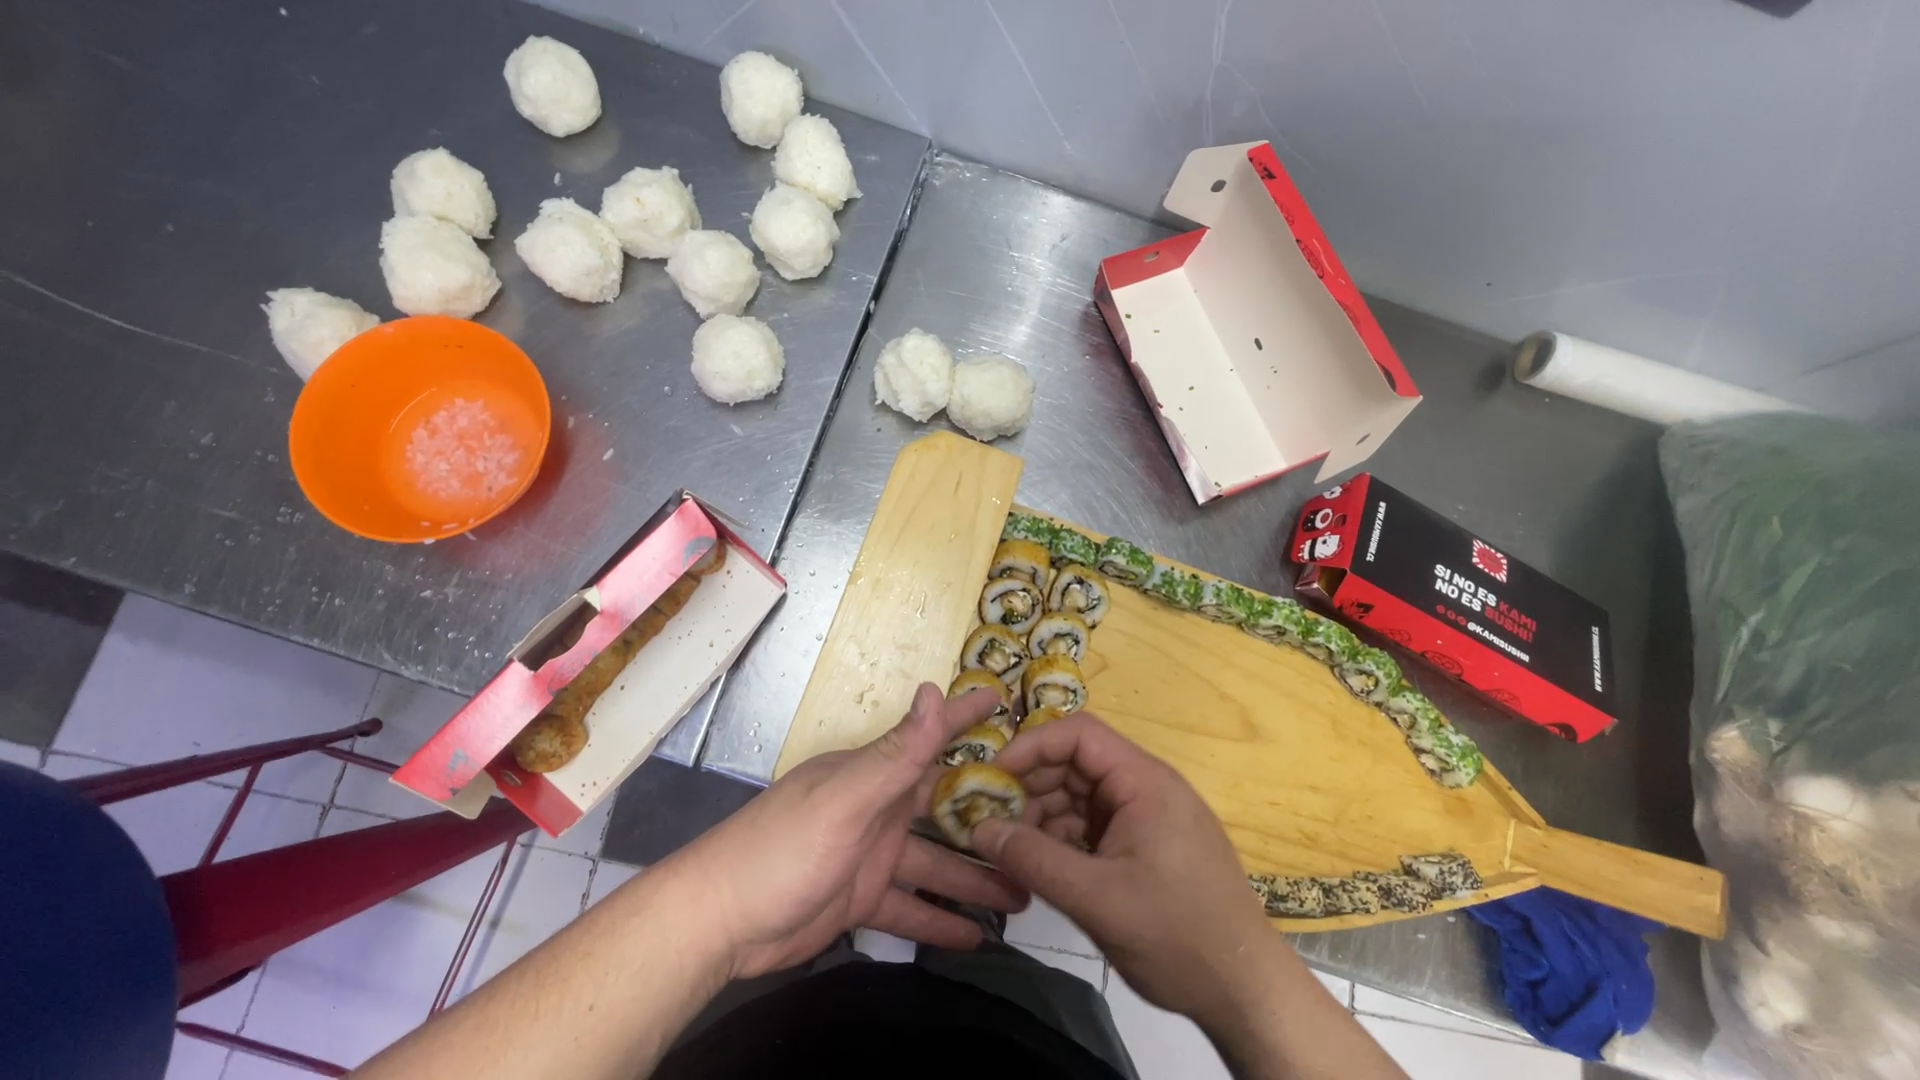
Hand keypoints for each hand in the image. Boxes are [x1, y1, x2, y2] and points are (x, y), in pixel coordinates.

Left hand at [667, 683, 1028, 979]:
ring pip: (936, 865)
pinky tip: (975, 938)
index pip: (930, 739)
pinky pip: (911, 908)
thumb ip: (895, 754)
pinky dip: (940, 921)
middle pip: (945, 810)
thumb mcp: (845, 799)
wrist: (720, 923)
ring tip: (1025, 893)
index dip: (965, 718)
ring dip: (976, 878)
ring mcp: (870, 856)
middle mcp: (877, 809)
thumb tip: (934, 690)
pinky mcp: (860, 899)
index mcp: (872, 775)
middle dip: (991, 819)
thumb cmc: (782, 849)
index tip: (1004, 700)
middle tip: (1042, 829)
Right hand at [971, 712, 1282, 1027]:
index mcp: (1144, 782)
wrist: (1243, 989)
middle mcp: (1145, 788)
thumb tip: (978, 829)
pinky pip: (1091, 826)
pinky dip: (1061, 839)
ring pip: (1079, 797)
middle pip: (1075, 763)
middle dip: (1029, 786)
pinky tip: (1038, 866)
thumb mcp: (1096, 898)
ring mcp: (1145, 817)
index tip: (990, 778)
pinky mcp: (1144, 846)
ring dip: (1041, 816)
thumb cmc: (1175, 935)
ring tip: (1007, 849)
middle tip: (988, 819)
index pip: (1078, 734)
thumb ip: (1034, 859)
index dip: (1030, 747)